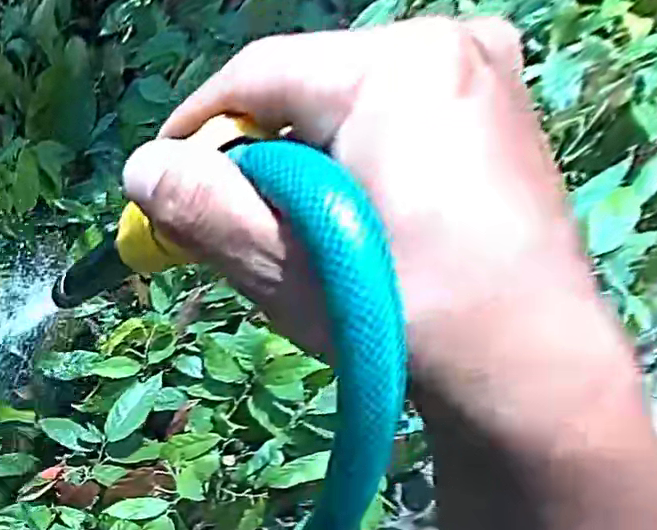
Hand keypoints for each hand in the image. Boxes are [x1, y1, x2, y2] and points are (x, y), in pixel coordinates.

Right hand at [124, 18, 640, 447]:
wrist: (517, 357)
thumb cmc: (390, 310)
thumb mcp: (277, 262)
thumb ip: (202, 206)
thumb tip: (139, 168)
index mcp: (392, 69)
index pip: (252, 74)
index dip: (187, 133)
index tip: (153, 193)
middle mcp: (444, 44)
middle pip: (294, 90)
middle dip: (237, 159)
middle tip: (209, 230)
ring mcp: (476, 75)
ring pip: (331, 111)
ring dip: (280, 170)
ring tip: (269, 238)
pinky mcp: (486, 113)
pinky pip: (374, 125)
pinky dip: (328, 169)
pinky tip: (325, 227)